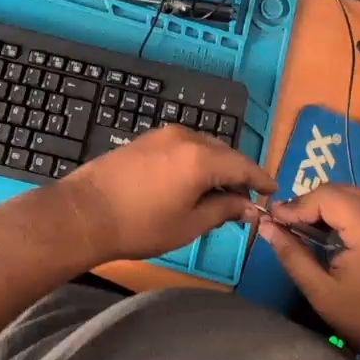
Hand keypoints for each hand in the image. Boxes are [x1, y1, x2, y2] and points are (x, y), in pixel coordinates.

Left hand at [53, 126, 276, 262]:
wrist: (85, 212)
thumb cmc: (141, 225)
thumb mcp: (189, 224)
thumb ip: (224, 210)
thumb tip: (248, 206)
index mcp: (201, 158)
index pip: (243, 165)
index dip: (261, 180)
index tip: (273, 191)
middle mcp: (186, 137)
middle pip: (224, 152)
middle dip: (238, 174)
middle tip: (246, 200)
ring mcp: (164, 134)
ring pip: (204, 147)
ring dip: (217, 166)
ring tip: (220, 195)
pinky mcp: (147, 139)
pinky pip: (184, 146)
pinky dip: (197, 161)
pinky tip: (193, 182)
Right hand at [263, 184, 359, 359]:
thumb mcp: (323, 293)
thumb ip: (292, 255)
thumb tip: (267, 225)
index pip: (325, 196)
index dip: (296, 205)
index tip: (271, 219)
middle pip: (339, 190)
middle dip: (309, 203)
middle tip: (285, 224)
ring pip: (352, 195)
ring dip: (326, 206)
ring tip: (303, 228)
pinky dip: (343, 212)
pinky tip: (330, 233)